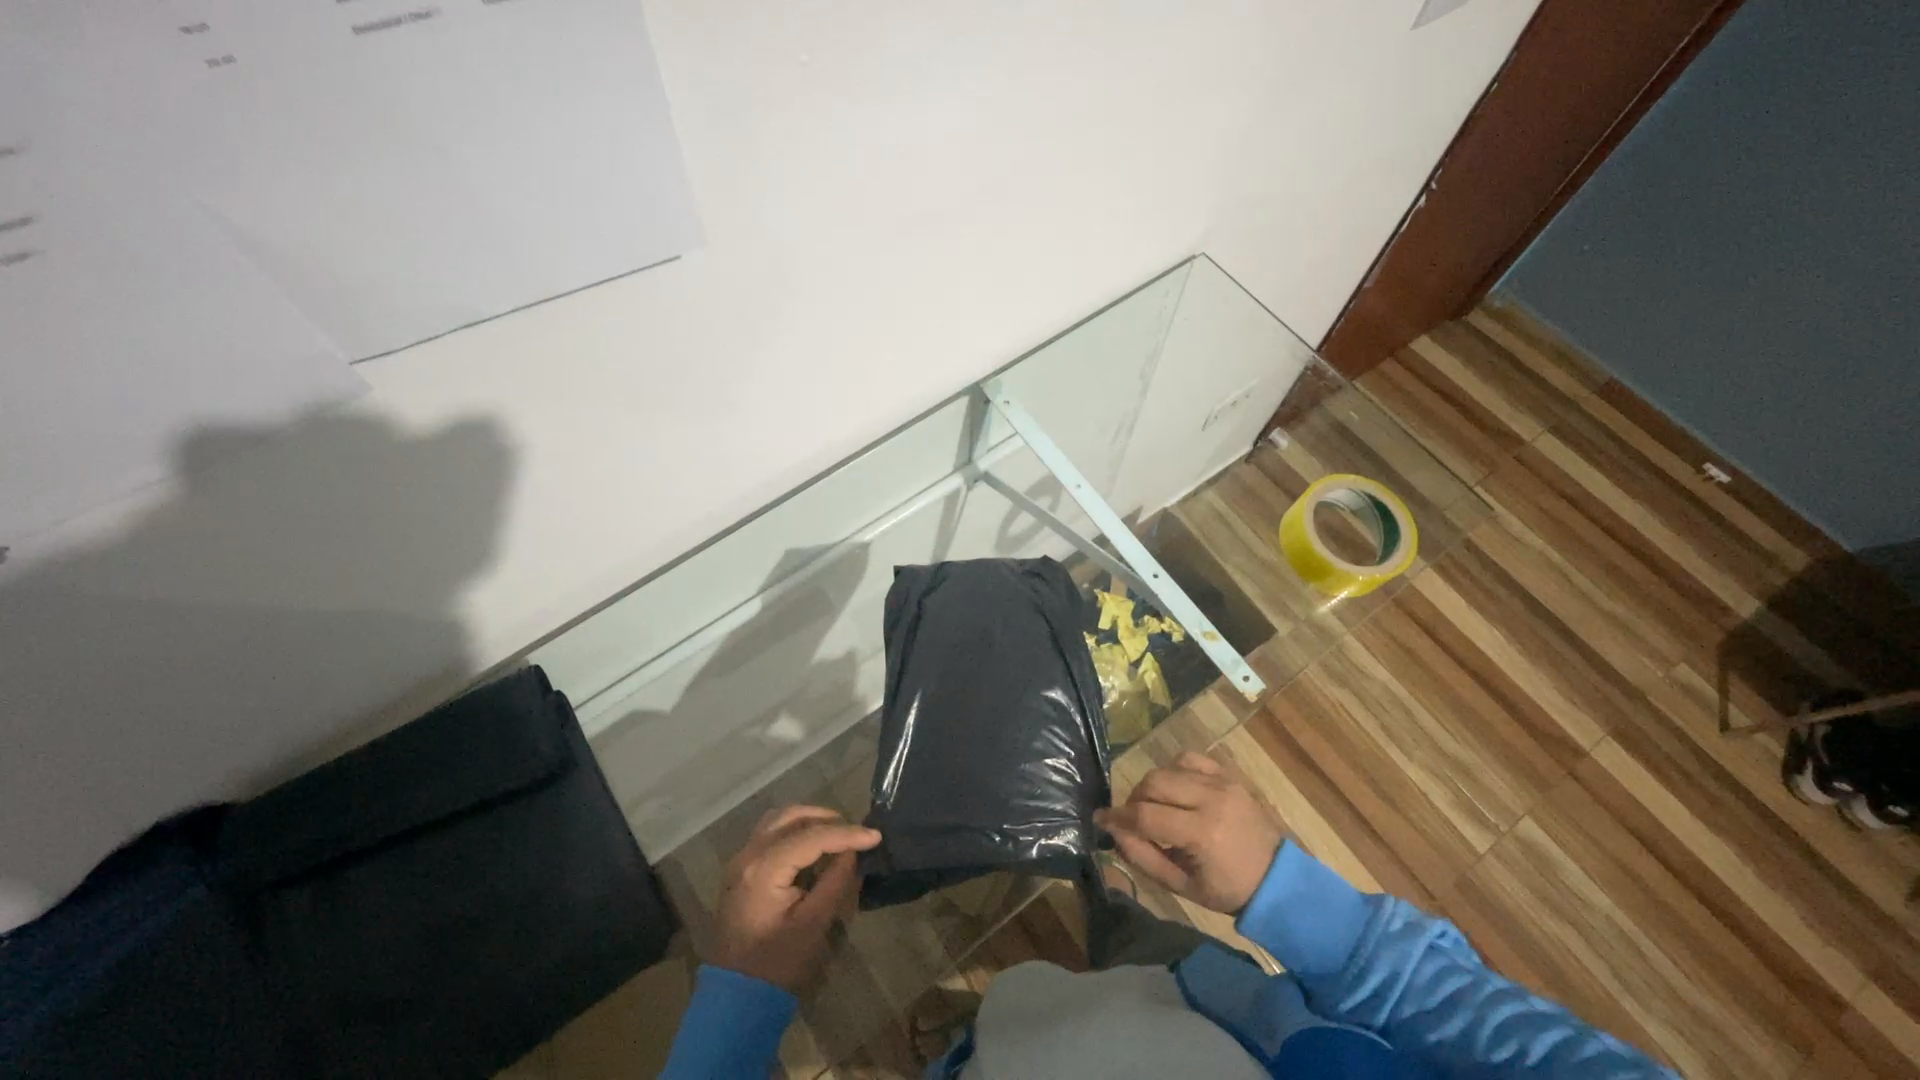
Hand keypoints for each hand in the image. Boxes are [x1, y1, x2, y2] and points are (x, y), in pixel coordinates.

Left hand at [711, 805, 881, 992]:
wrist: (736, 993)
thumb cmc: (777, 963)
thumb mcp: (813, 924)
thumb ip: (835, 881)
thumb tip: (853, 852)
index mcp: (764, 869)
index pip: (811, 837)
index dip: (847, 833)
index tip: (876, 836)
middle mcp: (747, 855)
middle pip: (790, 817)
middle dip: (826, 819)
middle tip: (856, 832)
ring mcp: (739, 861)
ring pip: (777, 820)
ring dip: (808, 820)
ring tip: (837, 833)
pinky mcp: (740, 869)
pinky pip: (768, 834)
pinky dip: (793, 830)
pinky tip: (812, 845)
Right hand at [1094, 751, 1284, 914]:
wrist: (1277, 878)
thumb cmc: (1227, 889)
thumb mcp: (1181, 886)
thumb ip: (1143, 858)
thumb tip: (1114, 833)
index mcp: (1201, 833)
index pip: (1145, 815)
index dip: (1117, 817)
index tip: (1101, 820)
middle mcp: (1211, 800)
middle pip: (1153, 783)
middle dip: (1134, 799)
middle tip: (1132, 819)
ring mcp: (1223, 783)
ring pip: (1168, 767)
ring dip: (1152, 785)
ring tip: (1154, 805)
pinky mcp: (1229, 776)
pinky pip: (1190, 759)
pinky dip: (1174, 770)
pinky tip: (1175, 789)